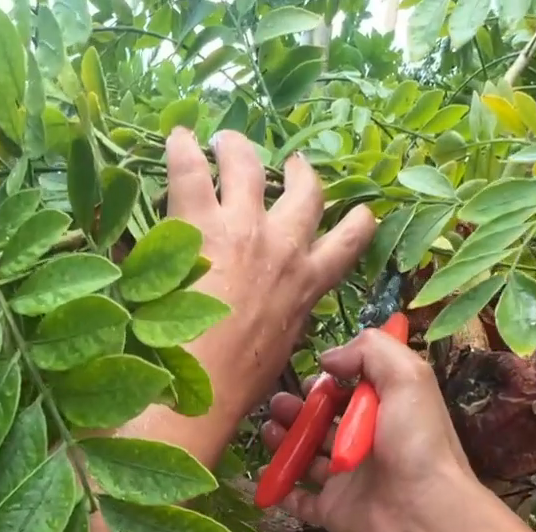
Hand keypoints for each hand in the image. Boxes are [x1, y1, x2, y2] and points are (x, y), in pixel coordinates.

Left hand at [156, 128, 374, 441]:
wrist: (205, 390)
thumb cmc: (239, 386)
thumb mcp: (280, 351)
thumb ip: (283, 319)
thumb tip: (273, 315)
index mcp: (307, 285)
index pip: (350, 242)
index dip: (357, 222)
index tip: (358, 212)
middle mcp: (284, 247)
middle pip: (307, 192)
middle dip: (301, 172)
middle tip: (291, 163)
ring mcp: (244, 229)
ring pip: (250, 164)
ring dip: (240, 148)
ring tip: (225, 140)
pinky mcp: (200, 223)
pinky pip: (190, 169)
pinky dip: (183, 149)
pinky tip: (178, 138)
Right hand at [261, 328, 480, 531]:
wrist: (423, 512)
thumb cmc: (416, 442)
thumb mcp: (406, 377)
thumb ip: (371, 351)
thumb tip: (328, 358)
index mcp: (383, 414)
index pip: (350, 393)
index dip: (329, 384)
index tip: (314, 381)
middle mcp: (363, 446)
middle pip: (321, 423)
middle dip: (296, 410)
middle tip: (279, 405)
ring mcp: (345, 480)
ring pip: (305, 458)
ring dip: (284, 443)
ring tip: (268, 430)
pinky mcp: (331, 510)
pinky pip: (298, 500)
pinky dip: (279, 489)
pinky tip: (263, 475)